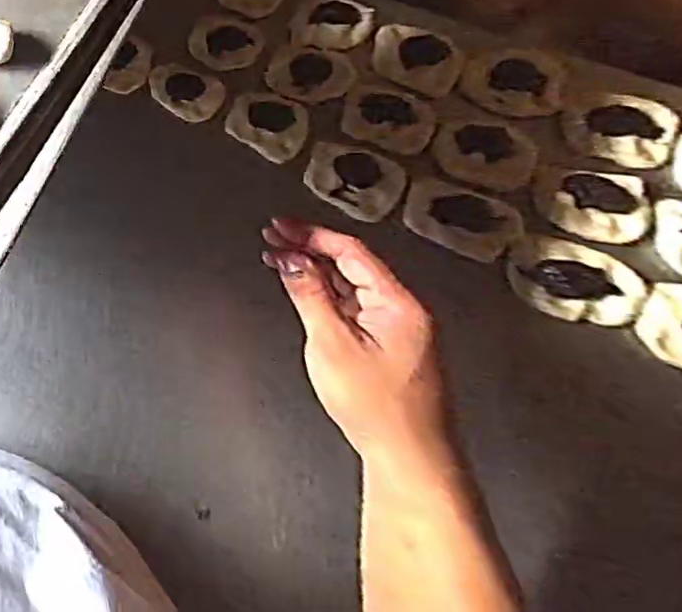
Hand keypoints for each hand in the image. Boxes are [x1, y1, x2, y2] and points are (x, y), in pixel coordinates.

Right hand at [263, 218, 451, 468]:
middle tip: (274, 235)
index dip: (311, 233)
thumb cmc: (378, 407)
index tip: (280, 226)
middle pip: (350, 262)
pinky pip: (350, 300)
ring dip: (313, 265)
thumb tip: (290, 259)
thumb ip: (308, 293)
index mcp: (398, 304)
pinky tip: (302, 285)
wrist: (407, 455)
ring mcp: (395, 326)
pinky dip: (322, 287)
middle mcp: (402, 310)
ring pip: (349, 281)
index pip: (351, 251)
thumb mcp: (331, 342)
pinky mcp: (386, 341)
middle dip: (308, 245)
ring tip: (278, 255)